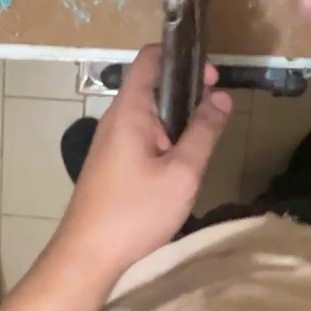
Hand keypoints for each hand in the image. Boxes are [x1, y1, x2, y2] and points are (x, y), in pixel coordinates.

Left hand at [47, 45, 231, 279]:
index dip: (182, 56)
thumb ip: (204, 132)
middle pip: (152, 86)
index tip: (212, 77)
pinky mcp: (110, 164)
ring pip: (149, 115)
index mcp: (130, 110)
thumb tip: (222, 98)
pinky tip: (182, 163)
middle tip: (218, 112)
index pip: (151, 58)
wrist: (88, 254)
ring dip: (178, 119)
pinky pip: (142, 137)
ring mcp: (110, 142)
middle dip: (187, 91)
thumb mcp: (182, 173)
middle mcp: (116, 118)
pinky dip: (165, 139)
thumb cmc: (136, 211)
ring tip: (205, 139)